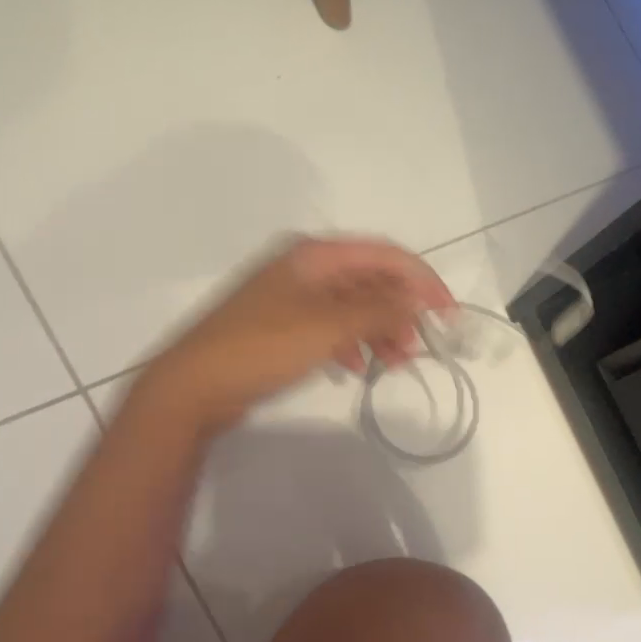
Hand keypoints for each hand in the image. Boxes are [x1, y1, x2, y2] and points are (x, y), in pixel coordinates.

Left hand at [135, 236, 454, 436]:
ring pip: (355, 306)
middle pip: (372, 281)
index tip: (448, 314)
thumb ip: (380, 309)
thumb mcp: (328, 326)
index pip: (386, 256)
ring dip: (380, 331)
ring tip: (394, 364)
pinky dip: (353, 343)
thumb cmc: (262, 347)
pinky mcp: (283, 325)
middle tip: (418, 348)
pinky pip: (333, 326)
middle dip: (400, 312)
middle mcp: (305, 267)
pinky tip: (357, 367)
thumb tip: (419, 299)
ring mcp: (292, 297)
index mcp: (315, 255)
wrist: (192, 386)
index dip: (424, 281)